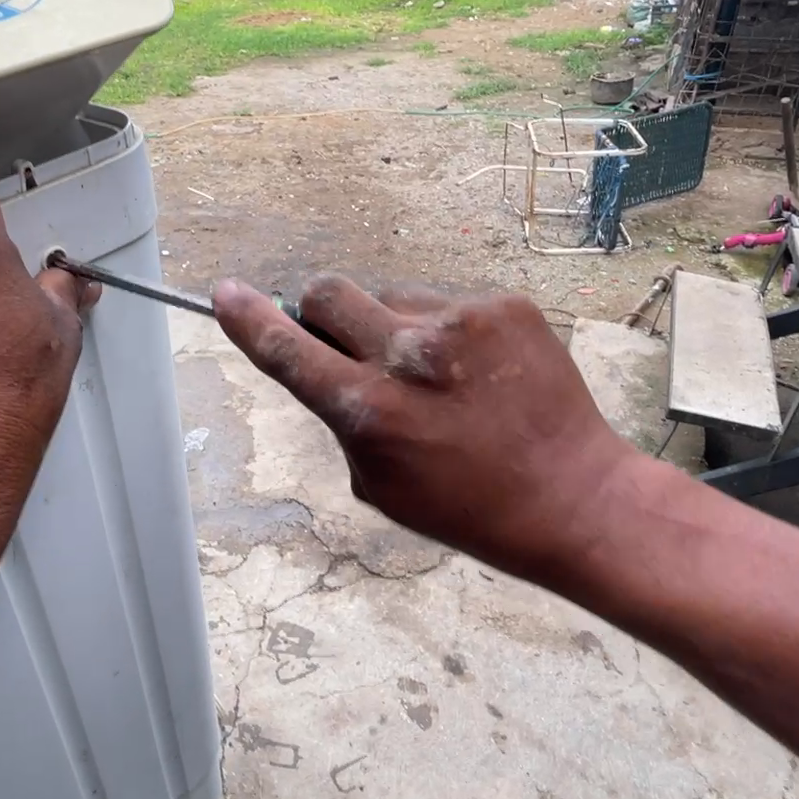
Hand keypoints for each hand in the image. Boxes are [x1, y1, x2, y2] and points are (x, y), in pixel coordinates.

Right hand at [211, 276, 639, 577]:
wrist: (574, 495)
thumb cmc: (468, 507)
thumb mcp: (378, 483)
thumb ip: (341, 417)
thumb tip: (323, 361)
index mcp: (370, 410)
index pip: (287, 350)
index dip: (248, 320)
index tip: (225, 294)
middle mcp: (409, 354)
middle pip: (328, 291)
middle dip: (321, 312)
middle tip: (347, 343)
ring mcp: (461, 321)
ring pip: (389, 296)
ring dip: (391, 326)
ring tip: (437, 374)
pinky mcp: (504, 304)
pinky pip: (443, 301)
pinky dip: (443, 329)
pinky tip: (476, 369)